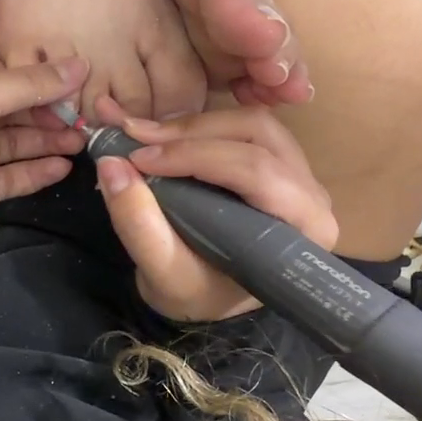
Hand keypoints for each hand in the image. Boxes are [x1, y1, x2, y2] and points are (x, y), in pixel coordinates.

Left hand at [0, 56, 88, 222]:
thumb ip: (29, 83)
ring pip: (18, 143)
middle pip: (15, 111)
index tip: (75, 87)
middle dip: (49, 115)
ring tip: (81, 142)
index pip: (4, 75)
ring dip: (50, 142)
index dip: (39, 81)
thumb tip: (80, 65)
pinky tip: (63, 167)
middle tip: (84, 121)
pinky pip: (14, 176)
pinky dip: (38, 171)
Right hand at [91, 99, 336, 322]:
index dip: (193, 155)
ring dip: (191, 124)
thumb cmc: (194, 292)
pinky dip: (195, 126)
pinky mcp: (273, 161)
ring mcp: (296, 173)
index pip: (255, 169)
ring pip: (249, 122)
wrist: (206, 298)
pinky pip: (239, 127)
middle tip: (134, 139)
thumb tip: (111, 164)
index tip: (136, 159)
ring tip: (143, 137)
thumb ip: (137, 224)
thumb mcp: (161, 272)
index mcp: (302, 226)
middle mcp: (310, 194)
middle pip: (256, 134)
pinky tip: (160, 137)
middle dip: (189, 132)